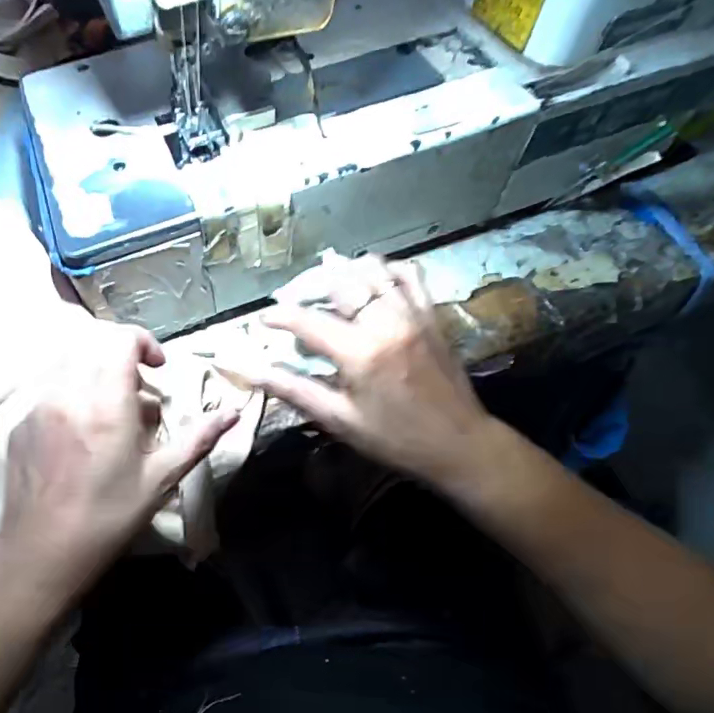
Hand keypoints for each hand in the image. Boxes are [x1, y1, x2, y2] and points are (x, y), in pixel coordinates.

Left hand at [0, 324, 237, 609]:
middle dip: (121, 356)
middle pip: (94, 343)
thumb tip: (232, 412)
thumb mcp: (161, 478)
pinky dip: (73, 394)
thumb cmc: (109, 516)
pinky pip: (50, 390)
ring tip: (111, 413)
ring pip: (69, 364)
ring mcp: (37, 407)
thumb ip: (198, 438)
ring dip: (96, 373)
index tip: (159, 369)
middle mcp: (67, 393)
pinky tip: (81, 435)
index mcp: (106, 402)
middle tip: (139, 391)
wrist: (40, 553)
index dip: (145, 343)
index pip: (121, 339)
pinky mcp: (19, 424)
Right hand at [254, 254, 497, 488]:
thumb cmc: (395, 438)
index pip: (308, 321)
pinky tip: (372, 277)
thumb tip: (256, 372)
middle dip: (308, 285)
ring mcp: (411, 315)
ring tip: (327, 282)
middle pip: (339, 284)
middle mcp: (384, 324)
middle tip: (292, 298)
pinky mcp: (431, 315)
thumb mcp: (341, 421)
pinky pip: (410, 276)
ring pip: (373, 272)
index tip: (264, 319)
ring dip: (345, 270)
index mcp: (359, 353)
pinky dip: (387, 269)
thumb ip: (297, 390)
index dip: (280, 316)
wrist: (458, 443)